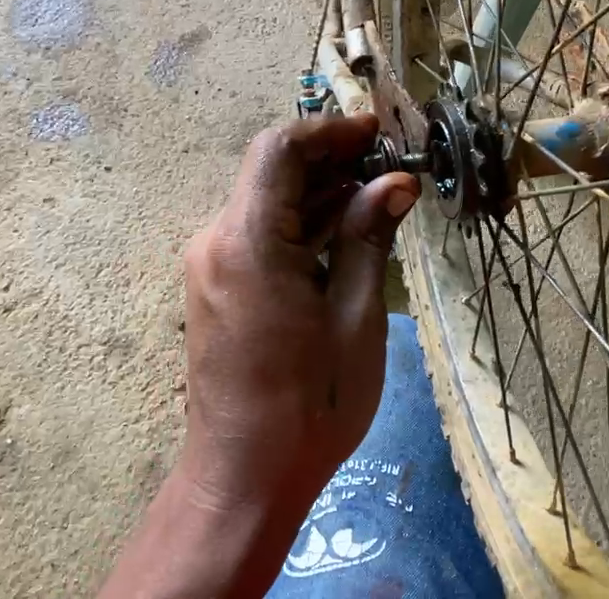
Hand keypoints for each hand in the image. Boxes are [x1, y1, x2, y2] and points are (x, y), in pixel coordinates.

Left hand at [102, 114, 420, 598]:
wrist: (242, 479)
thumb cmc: (310, 405)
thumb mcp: (355, 317)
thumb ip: (368, 237)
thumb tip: (396, 182)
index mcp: (248, 240)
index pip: (280, 149)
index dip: (330, 130)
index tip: (378, 133)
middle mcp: (217, 239)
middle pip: (271, 171)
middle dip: (331, 158)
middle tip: (390, 163)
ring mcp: (212, 263)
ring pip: (267, 200)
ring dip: (319, 191)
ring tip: (379, 192)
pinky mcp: (218, 284)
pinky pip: (260, 232)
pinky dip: (301, 222)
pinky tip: (346, 229)